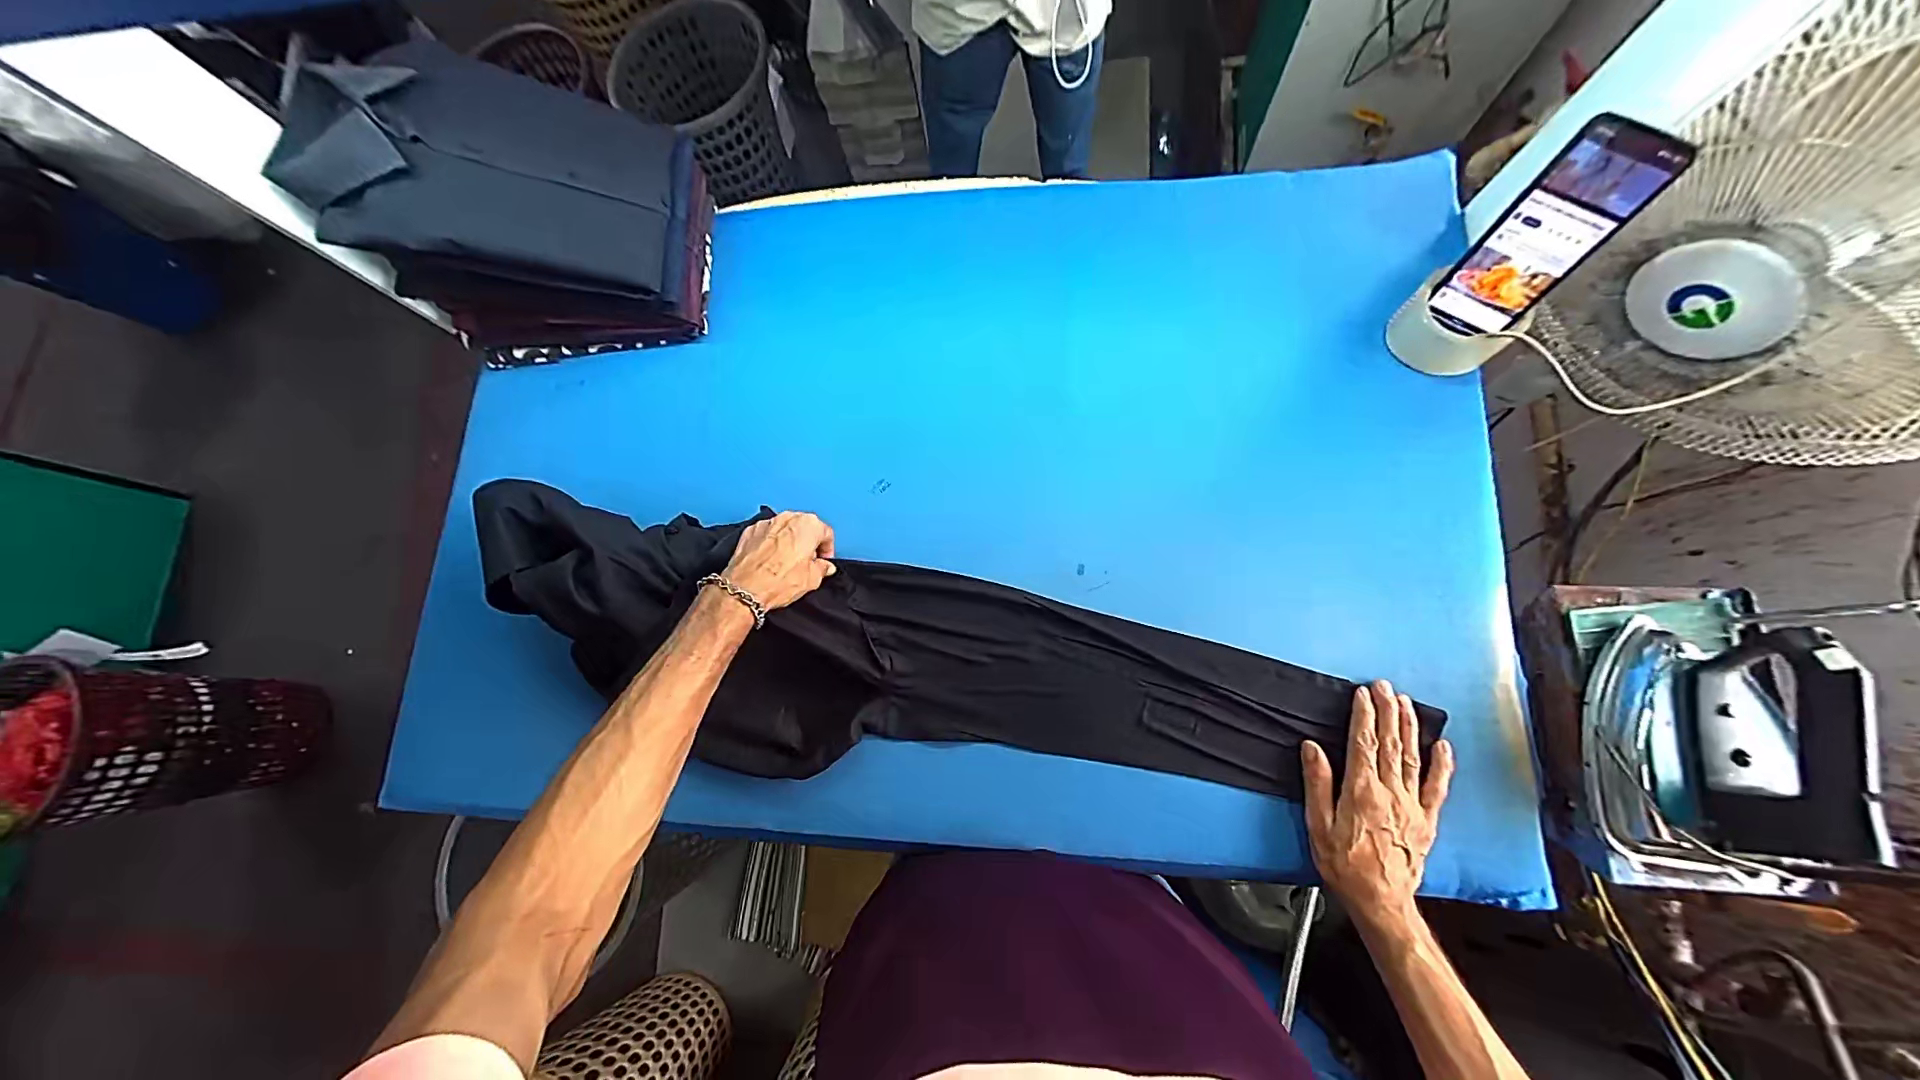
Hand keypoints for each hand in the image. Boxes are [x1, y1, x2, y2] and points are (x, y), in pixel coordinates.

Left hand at [721, 512, 836, 610]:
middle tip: (807, 563)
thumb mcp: (812, 579)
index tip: (823, 561)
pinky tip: (769, 562)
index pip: (826, 533)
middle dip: (807, 544)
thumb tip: (823, 567)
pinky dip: (769, 545)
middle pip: (805, 528)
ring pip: (784, 530)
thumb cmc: (777, 580)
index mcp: (809, 524)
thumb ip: (822, 568)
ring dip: (788, 543)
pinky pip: (766, 535)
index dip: (827, 550)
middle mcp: (788, 518)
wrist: (745, 589)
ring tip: (786, 565)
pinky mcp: (749, 532)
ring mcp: (766, 523)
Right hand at [1301, 680, 1453, 929]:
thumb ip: (1317, 784)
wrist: (1381, 901)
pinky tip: (1442, 746)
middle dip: (1387, 712)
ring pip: (1412, 758)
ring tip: (1406, 703)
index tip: (1362, 694)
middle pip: (1390, 744)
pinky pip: (1437, 788)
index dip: (1363, 716)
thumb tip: (1312, 749)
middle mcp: (1390, 793)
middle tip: (1385, 687)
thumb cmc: (1343, 864)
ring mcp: (1412, 806)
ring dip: (1409, 727)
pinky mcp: (1426, 820)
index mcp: (1361, 792)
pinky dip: (1441, 765)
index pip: (1363, 744)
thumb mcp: (1317, 825)